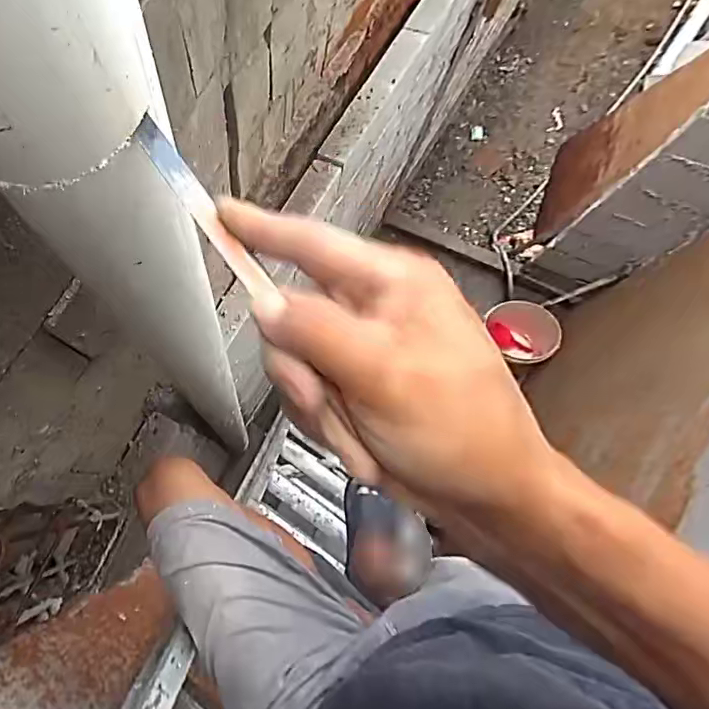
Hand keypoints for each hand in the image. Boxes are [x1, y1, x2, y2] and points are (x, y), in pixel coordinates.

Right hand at [218, 199, 558, 520]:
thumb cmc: (467, 431)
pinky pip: (300, 390)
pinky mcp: (346, 382)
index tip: (223, 213)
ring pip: (288, 360)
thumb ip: (317, 332)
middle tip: (323, 396)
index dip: (259, 227)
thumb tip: (265, 303)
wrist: (484, 495)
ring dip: (315, 404)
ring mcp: (355, 348)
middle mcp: (369, 309)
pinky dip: (322, 422)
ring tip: (356, 426)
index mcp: (391, 284)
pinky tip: (358, 436)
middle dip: (299, 369)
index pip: (309, 243)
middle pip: (287, 315)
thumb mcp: (386, 374)